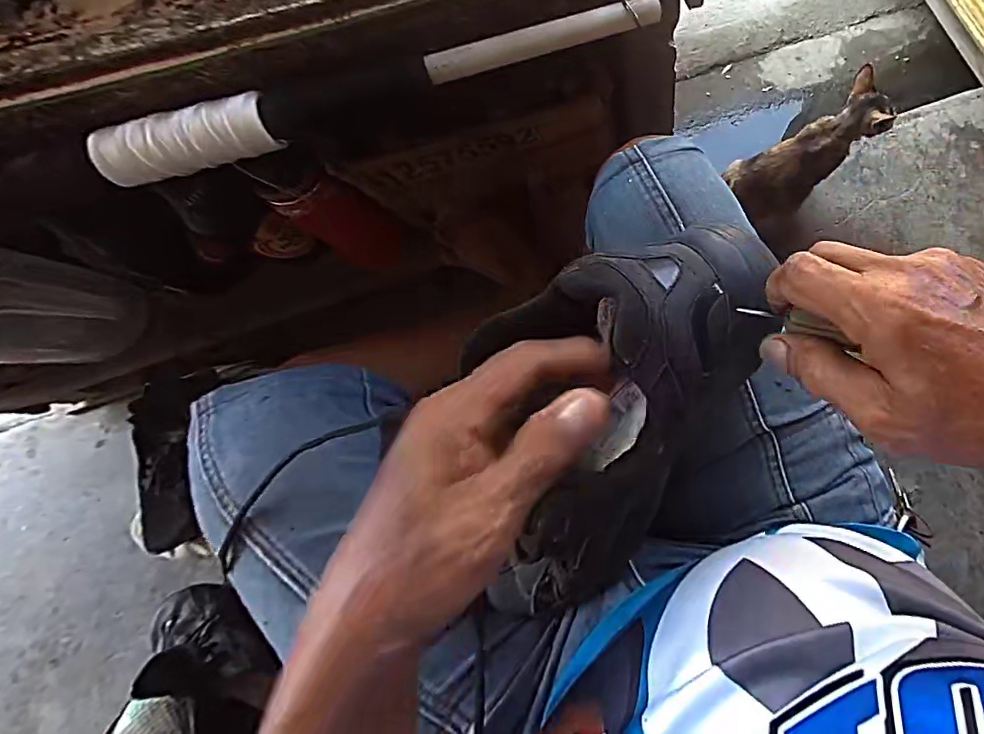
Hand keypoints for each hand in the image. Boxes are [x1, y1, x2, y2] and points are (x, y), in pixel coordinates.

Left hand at [321, 337, 611, 640]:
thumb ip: (544, 449)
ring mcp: (448, 436)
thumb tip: (596, 397)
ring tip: (604, 404)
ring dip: (558, 397)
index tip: (621, 360)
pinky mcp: (453, 462)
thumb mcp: (491, 509)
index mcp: (452, 410)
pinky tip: (566, 438)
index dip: (575, 354)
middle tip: (621, 382)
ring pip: (513, 399)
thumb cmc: (424, 567)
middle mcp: (449, 411)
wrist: (362, 629)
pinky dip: (541, 424)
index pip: (523, 360)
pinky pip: (506, 425)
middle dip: (570, 372)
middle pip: (518, 373)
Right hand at [763, 243, 983, 489]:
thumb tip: (781, 348)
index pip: (801, 269)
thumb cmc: (975, 420)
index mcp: (880, 307)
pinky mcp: (960, 265)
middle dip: (810, 287)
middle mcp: (906, 270)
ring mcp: (937, 262)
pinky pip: (903, 266)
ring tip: (877, 344)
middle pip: (827, 252)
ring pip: (865, 259)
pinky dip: (888, 291)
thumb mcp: (881, 416)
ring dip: (851, 291)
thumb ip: (820, 373)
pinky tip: (914, 335)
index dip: (777, 289)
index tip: (781, 312)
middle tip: (822, 334)